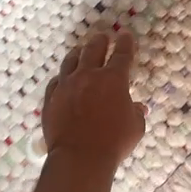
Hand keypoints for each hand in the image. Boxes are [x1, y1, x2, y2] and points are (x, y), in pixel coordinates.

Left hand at [42, 30, 146, 171]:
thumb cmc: (113, 142)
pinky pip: (56, 82)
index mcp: (113, 79)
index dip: (125, 42)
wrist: (79, 157)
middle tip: (103, 36)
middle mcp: (89, 76)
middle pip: (93, 49)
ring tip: (80, 50)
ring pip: (71, 61)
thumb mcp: (135, 128)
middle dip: (100, 41)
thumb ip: (136, 113)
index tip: (125, 34)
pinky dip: (62, 78)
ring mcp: (67, 85)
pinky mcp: (51, 98)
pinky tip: (62, 79)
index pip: (122, 54)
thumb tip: (138, 107)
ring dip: (78, 53)